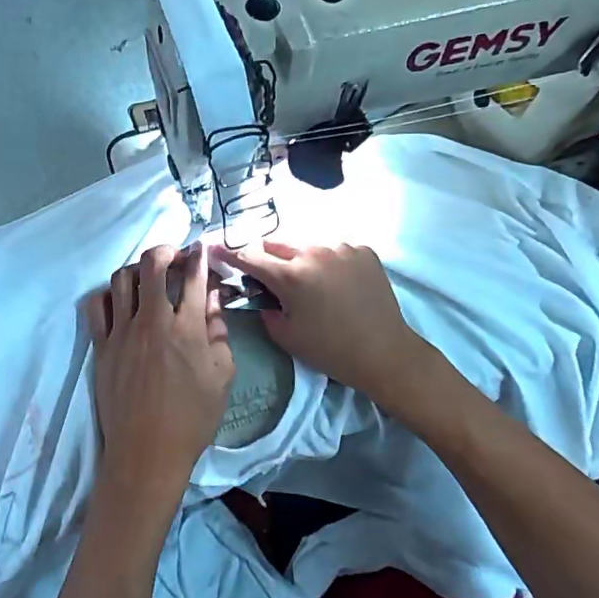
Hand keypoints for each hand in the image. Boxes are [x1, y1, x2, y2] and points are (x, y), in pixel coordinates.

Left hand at [85, 245, 234, 500]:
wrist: (147, 453)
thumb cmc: (192, 417)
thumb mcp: (222, 375)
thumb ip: (219, 332)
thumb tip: (212, 301)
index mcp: (186, 328)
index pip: (193, 277)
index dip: (199, 256)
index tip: (201, 248)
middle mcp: (152, 321)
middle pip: (152, 265)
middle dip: (166, 251)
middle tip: (175, 256)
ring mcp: (121, 332)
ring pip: (121, 279)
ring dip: (137, 270)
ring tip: (148, 277)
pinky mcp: (101, 347)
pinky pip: (96, 306)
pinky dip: (108, 295)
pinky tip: (119, 301)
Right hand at [217, 241, 441, 407]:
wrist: (383, 351)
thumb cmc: (330, 349)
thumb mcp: (286, 336)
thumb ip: (265, 308)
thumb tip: (260, 293)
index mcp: (290, 275)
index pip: (250, 257)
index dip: (230, 254)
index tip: (215, 248)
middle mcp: (314, 252)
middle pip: (279, 246)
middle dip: (269, 257)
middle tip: (269, 274)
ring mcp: (342, 248)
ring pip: (309, 246)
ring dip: (303, 259)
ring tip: (312, 284)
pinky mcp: (363, 251)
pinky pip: (336, 250)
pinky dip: (330, 262)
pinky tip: (338, 283)